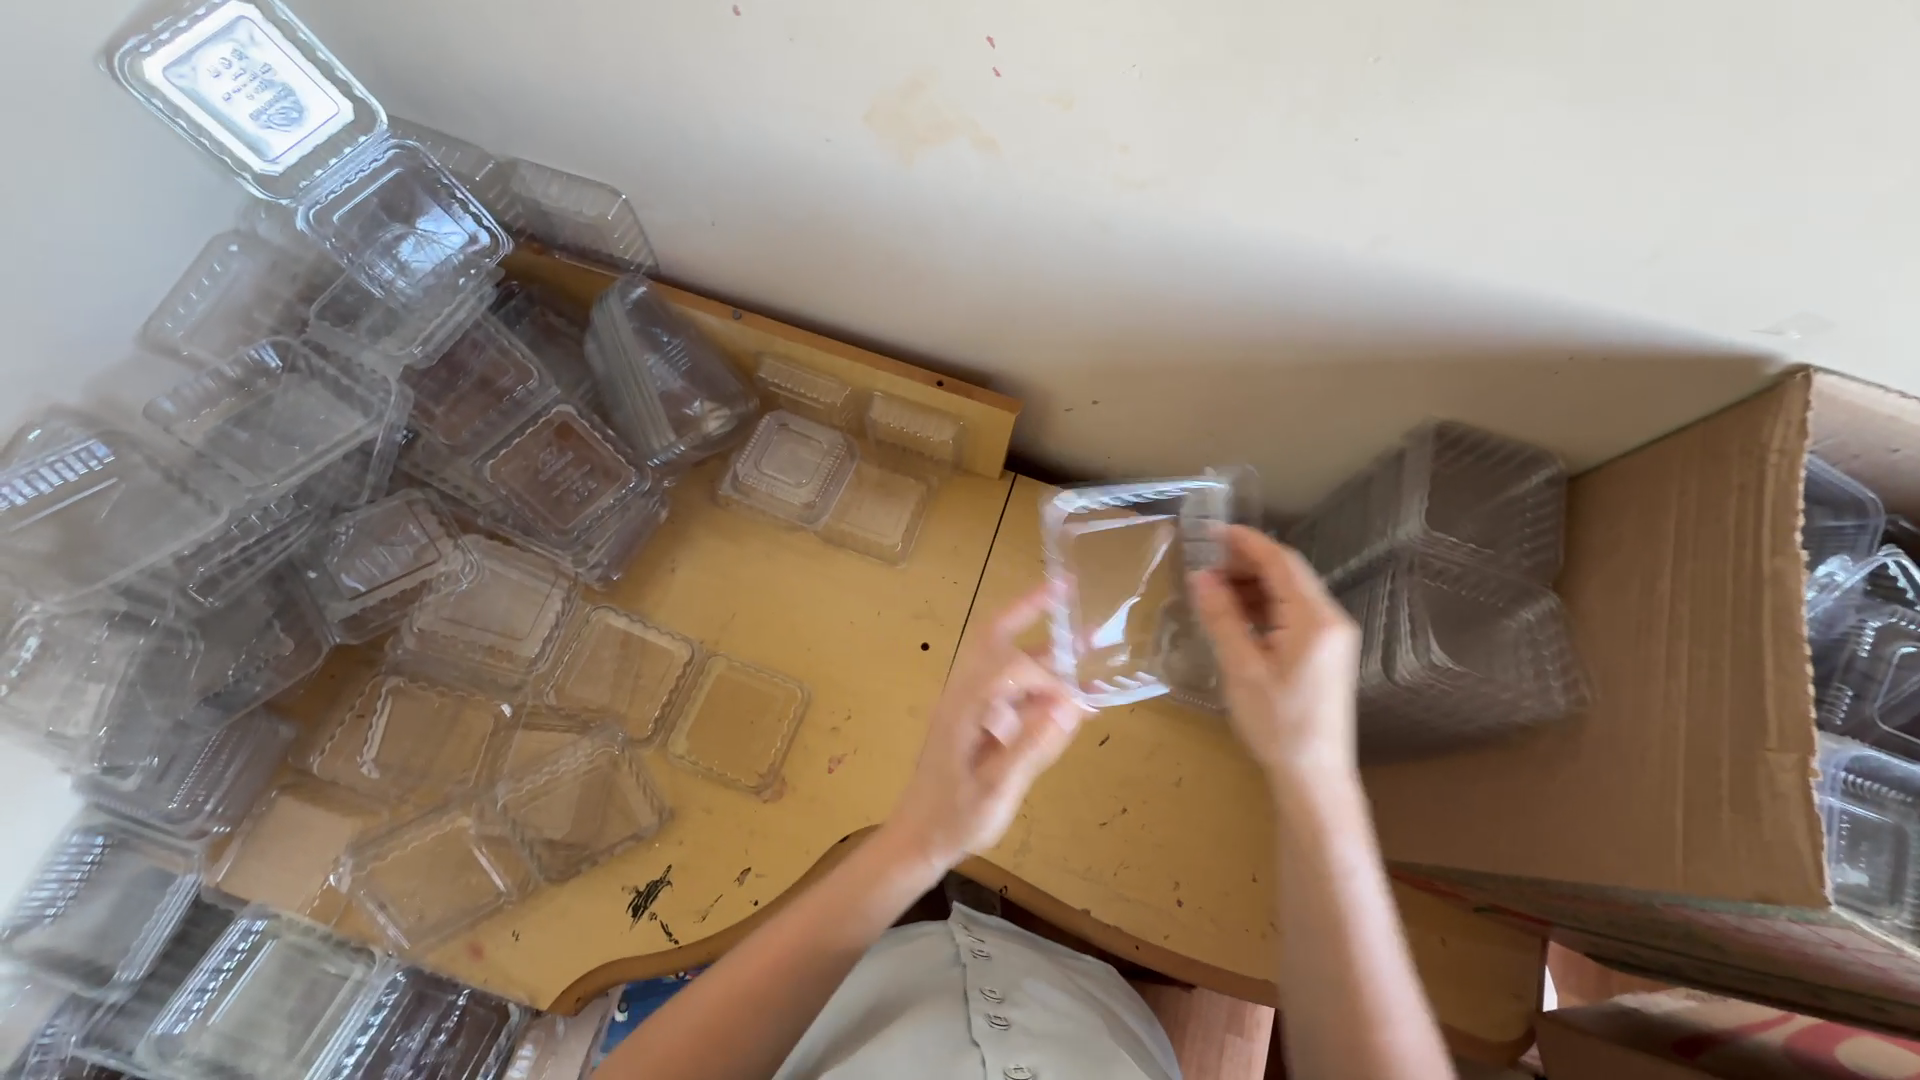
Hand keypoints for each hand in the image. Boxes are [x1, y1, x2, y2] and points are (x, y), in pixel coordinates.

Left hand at [883, 583, 1087, 874]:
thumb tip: (1071, 703)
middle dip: (1029, 609)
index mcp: (964, 707)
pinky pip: (1006, 686)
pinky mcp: (974, 718)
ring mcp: (967, 704)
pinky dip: (1037, 678)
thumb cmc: (954, 819)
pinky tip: (1067, 690)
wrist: (918, 838)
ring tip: (1086, 637)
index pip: (1009, 666)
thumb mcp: (996, 791)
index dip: (1046, 676)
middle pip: (995, 637)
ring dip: (1041, 645)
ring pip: (1004, 659)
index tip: (1074, 702)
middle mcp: (963, 694)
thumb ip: (1032, 747)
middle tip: (1065, 588)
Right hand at [1188, 526, 1360, 781]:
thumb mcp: (1242, 669)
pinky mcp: (1326, 654)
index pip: (1280, 562)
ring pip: (1291, 593)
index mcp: (1314, 619)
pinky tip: (1238, 617)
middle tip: (1204, 565)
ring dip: (1254, 585)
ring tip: (1214, 591)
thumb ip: (1222, 618)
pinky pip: (1294, 614)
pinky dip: (1265, 606)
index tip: (1211, 531)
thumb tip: (1201, 577)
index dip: (1245, 542)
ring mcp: (1332, 637)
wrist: (1315, 775)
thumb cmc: (1278, 723)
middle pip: (1288, 574)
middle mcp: (1330, 620)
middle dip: (1246, 563)